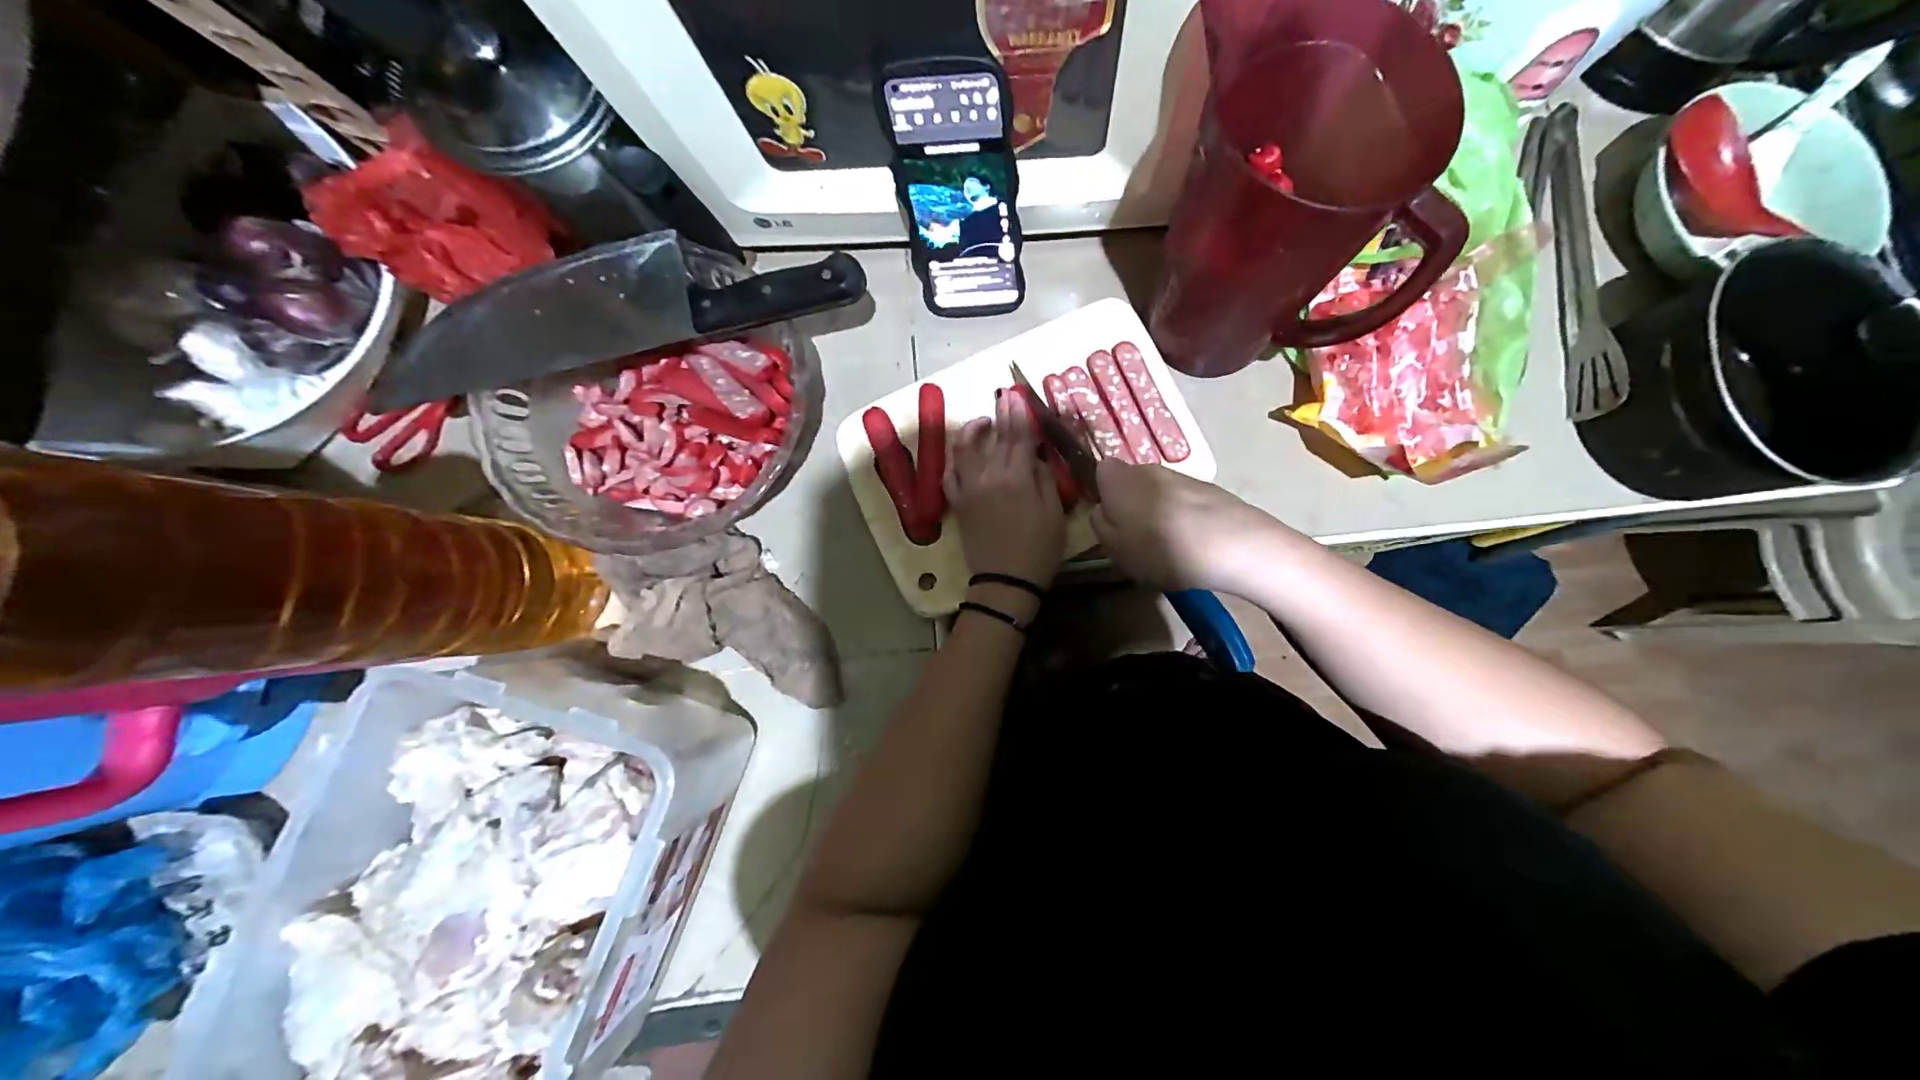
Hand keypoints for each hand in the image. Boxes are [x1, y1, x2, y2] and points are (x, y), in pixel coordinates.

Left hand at [944, 389, 1065, 589]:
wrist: (1006, 581)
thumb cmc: (1039, 549)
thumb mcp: (1054, 512)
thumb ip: (1045, 478)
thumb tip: (1037, 455)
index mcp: (1017, 478)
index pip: (1019, 436)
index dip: (1019, 414)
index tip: (1018, 396)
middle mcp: (989, 477)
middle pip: (994, 437)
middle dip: (1000, 414)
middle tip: (1005, 397)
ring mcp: (969, 490)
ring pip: (963, 450)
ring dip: (972, 431)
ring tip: (982, 423)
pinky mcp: (958, 504)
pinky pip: (949, 476)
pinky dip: (955, 461)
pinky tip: (963, 457)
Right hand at [1090, 459, 1291, 592]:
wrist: (1233, 544)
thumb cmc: (1160, 548)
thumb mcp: (1114, 548)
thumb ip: (1100, 525)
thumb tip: (1102, 510)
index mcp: (1118, 478)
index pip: (1100, 472)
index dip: (1102, 496)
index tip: (1109, 523)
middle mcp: (1148, 468)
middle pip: (1131, 482)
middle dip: (1130, 504)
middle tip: (1135, 539)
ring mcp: (1182, 476)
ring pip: (1158, 492)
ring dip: (1158, 512)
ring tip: (1167, 547)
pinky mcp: (1210, 489)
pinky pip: (1184, 502)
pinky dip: (1183, 517)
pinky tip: (1193, 544)